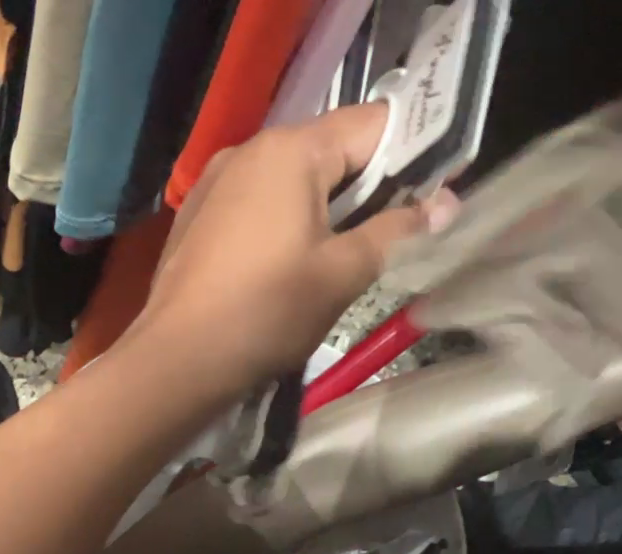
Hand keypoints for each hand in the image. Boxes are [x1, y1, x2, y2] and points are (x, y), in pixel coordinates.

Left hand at [127, 105, 455, 391]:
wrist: (176, 361)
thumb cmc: (266, 312)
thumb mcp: (342, 274)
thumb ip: (397, 231)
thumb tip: (446, 205)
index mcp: (289, 149)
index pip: (373, 125)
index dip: (410, 157)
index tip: (429, 199)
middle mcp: (247, 151)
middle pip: (327, 151)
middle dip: (364, 187)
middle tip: (386, 238)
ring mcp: (212, 185)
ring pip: (288, 181)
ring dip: (320, 209)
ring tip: (335, 260)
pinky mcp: (193, 220)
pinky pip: (252, 206)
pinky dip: (278, 225)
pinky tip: (283, 268)